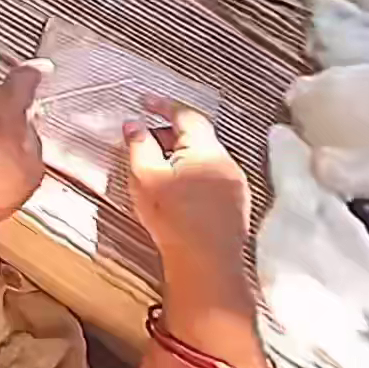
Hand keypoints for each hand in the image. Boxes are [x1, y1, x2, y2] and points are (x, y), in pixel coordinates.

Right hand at [125, 98, 253, 310]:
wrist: (206, 265)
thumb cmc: (173, 218)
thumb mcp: (144, 176)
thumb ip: (138, 144)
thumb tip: (133, 124)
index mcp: (205, 150)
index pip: (185, 114)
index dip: (163, 105)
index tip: (144, 102)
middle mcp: (226, 161)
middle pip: (196, 135)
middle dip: (168, 132)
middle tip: (142, 139)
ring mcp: (234, 184)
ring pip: (203, 156)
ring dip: (178, 154)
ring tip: (153, 166)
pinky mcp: (235, 204)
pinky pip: (209, 175)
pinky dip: (190, 172)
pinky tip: (173, 188)